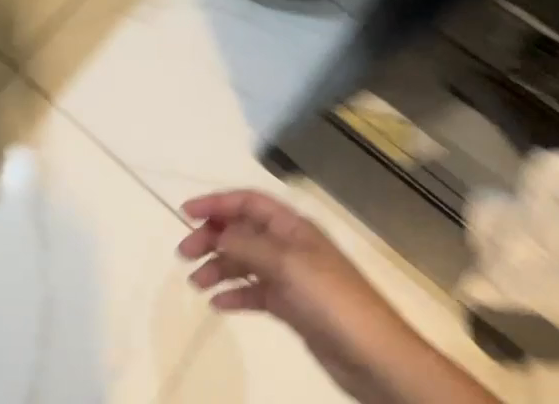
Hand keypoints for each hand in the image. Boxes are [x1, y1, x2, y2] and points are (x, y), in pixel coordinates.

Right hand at [177, 189, 497, 403]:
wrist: (374, 356)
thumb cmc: (332, 301)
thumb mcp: (287, 264)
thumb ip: (248, 244)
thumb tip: (217, 231)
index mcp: (293, 227)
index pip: (249, 202)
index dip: (217, 203)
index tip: (186, 212)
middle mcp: (290, 246)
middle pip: (244, 230)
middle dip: (213, 237)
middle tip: (184, 253)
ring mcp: (291, 278)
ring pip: (246, 262)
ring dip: (219, 267)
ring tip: (196, 282)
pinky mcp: (293, 307)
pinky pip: (255, 293)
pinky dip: (235, 295)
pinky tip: (218, 304)